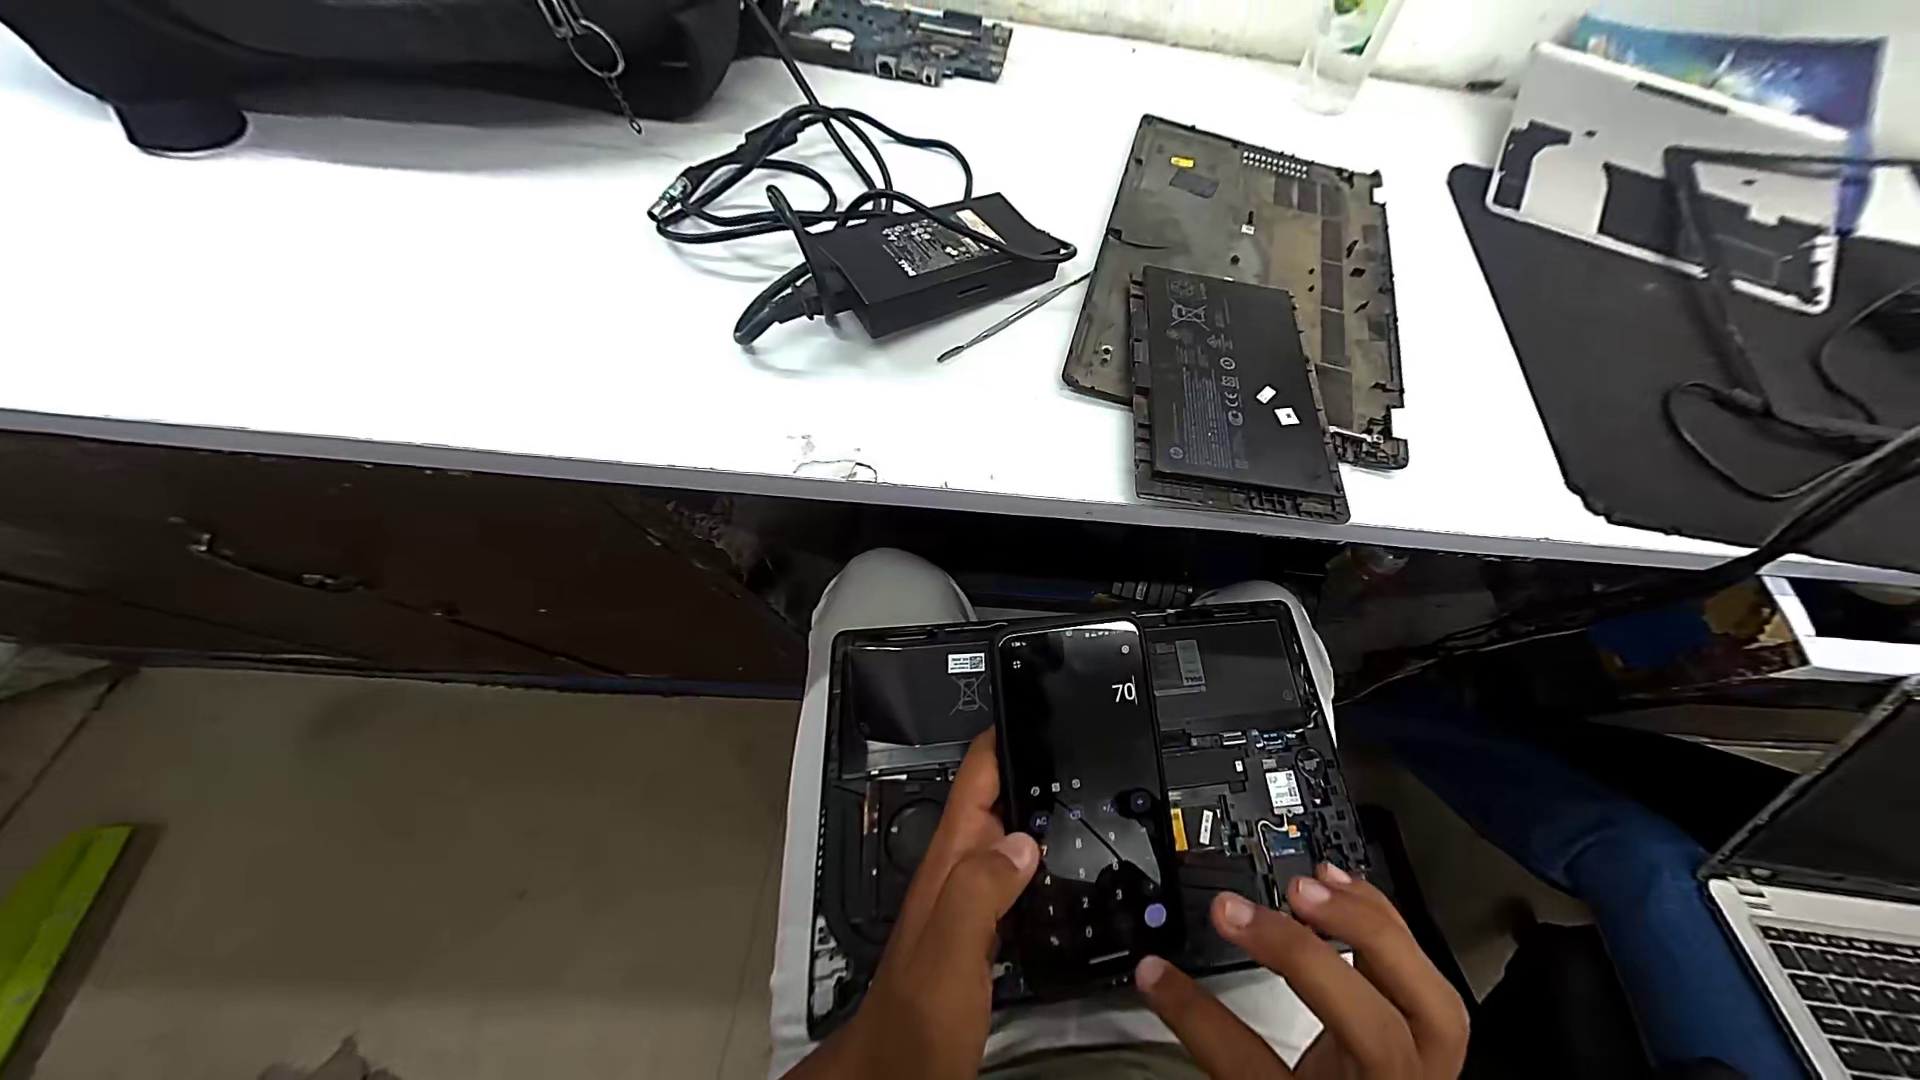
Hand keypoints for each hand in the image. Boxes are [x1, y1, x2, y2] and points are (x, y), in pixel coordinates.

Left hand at [783, 729, 1038, 1079]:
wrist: (898, 1070)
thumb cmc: (913, 1021)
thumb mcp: (948, 953)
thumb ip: (978, 892)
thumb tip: (1020, 842)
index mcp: (949, 863)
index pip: (973, 781)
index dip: (998, 740)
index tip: (1026, 709)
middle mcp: (958, 870)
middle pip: (992, 799)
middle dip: (1023, 765)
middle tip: (1064, 741)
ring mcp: (968, 897)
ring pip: (1004, 833)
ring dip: (1029, 807)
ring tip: (1069, 786)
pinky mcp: (981, 925)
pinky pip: (1012, 872)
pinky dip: (1034, 855)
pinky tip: (1055, 861)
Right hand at [1135, 864, 1468, 1079]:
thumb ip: (1223, 1057)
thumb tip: (1160, 987)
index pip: (1260, 1074)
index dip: (1201, 1017)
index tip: (1156, 970)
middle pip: (1376, 1040)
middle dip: (1305, 959)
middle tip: (1236, 911)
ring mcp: (1426, 1076)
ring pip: (1432, 1008)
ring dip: (1361, 929)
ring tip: (1300, 885)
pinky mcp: (1432, 1043)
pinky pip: (1428, 977)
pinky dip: (1381, 917)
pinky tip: (1338, 882)